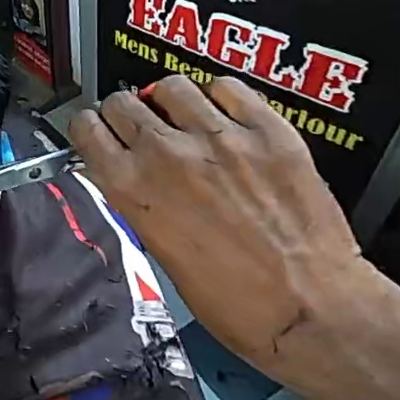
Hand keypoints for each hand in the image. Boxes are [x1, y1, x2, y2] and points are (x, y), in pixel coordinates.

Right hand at [69, 76, 390, 374]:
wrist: (313, 312)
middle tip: (141, 127)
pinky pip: (227, 87)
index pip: (86, 127)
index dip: (91, 128)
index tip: (100, 131)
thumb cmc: (238, 302)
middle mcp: (168, 156)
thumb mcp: (160, 253)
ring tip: (183, 118)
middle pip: (121, 102)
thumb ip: (138, 202)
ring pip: (171, 86)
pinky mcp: (267, 133)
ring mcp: (219, 139)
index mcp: (133, 189)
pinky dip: (219, 97)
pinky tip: (223, 115)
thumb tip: (130, 176)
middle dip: (125, 114)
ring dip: (169, 101)